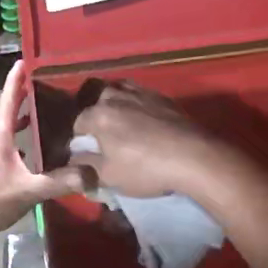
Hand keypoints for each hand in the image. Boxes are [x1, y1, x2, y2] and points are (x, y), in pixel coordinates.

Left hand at [0, 62, 84, 247]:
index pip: (8, 101)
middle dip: (27, 96)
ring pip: (10, 131)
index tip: (26, 58)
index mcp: (0, 138)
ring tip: (48, 112)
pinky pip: (11, 148)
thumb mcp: (28, 191)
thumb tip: (93, 174)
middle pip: (10, 113)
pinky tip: (38, 151)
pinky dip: (25, 142)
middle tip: (49, 84)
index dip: (17, 80)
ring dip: (26, 120)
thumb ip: (60, 182)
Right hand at [71, 83, 231, 198]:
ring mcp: (144, 94)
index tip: (86, 154)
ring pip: (121, 91)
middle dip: (97, 116)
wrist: (194, 159)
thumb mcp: (107, 176)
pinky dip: (137, 105)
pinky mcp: (165, 98)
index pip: (78, 123)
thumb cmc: (144, 169)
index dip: (79, 140)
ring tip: (122, 124)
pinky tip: (144, 122)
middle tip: (104, 138)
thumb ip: (84, 165)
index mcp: (99, 115)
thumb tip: (73, 159)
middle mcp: (118, 97)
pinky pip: (142, 95)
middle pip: (98, 101)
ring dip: (116, 104)